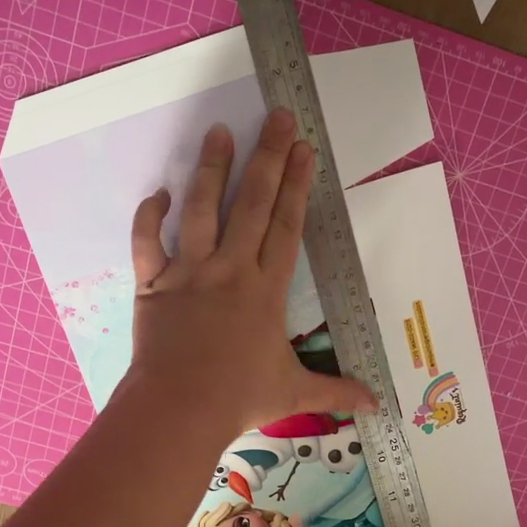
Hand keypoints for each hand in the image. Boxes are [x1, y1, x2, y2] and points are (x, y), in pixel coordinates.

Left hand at [122, 109, 371, 438]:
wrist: (178, 409)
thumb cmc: (238, 400)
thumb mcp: (293, 394)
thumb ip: (336, 391)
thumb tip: (378, 405)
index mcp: (266, 290)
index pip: (286, 226)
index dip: (296, 185)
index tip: (303, 148)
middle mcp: (230, 270)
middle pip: (251, 204)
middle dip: (267, 157)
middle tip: (276, 116)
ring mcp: (189, 273)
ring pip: (200, 209)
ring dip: (211, 168)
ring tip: (219, 131)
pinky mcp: (153, 284)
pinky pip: (147, 241)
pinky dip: (150, 216)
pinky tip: (159, 192)